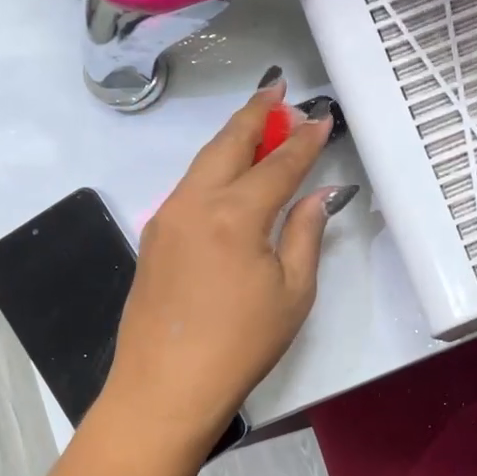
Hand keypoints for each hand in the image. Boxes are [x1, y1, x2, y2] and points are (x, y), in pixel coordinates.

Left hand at [98, 81, 355, 448]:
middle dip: (256, 113)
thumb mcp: (293, 292)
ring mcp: (168, 218)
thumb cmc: (242, 343)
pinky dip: (215, 164)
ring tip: (260, 118)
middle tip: (280, 88)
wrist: (166, 387)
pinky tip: (233, 169)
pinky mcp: (156, 236)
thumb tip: (319, 196)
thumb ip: (306, 234)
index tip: (321, 117)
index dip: (303, 140)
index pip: (277, 165)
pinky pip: (191, 184)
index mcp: (235, 216)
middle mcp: (195, 203)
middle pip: (228, 144)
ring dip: (233, 135)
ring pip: (203, 160)